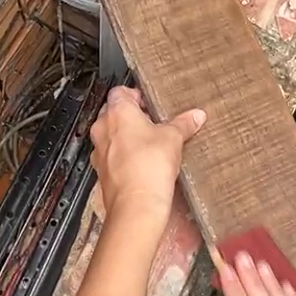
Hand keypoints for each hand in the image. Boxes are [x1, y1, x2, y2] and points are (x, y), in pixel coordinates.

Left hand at [89, 87, 204, 223]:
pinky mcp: (102, 171)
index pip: (120, 91)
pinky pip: (112, 157)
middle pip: (114, 113)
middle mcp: (103, 128)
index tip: (151, 103)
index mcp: (117, 111)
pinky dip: (124, 157)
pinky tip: (143, 165)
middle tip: (154, 124)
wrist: (136, 204)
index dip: (137, 95)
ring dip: (127, 138)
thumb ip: (184, 124)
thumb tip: (195, 116)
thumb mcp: (173, 138)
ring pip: (111, 136)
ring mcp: (100, 151)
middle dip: (133, 117)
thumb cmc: (148, 167)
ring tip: (151, 145)